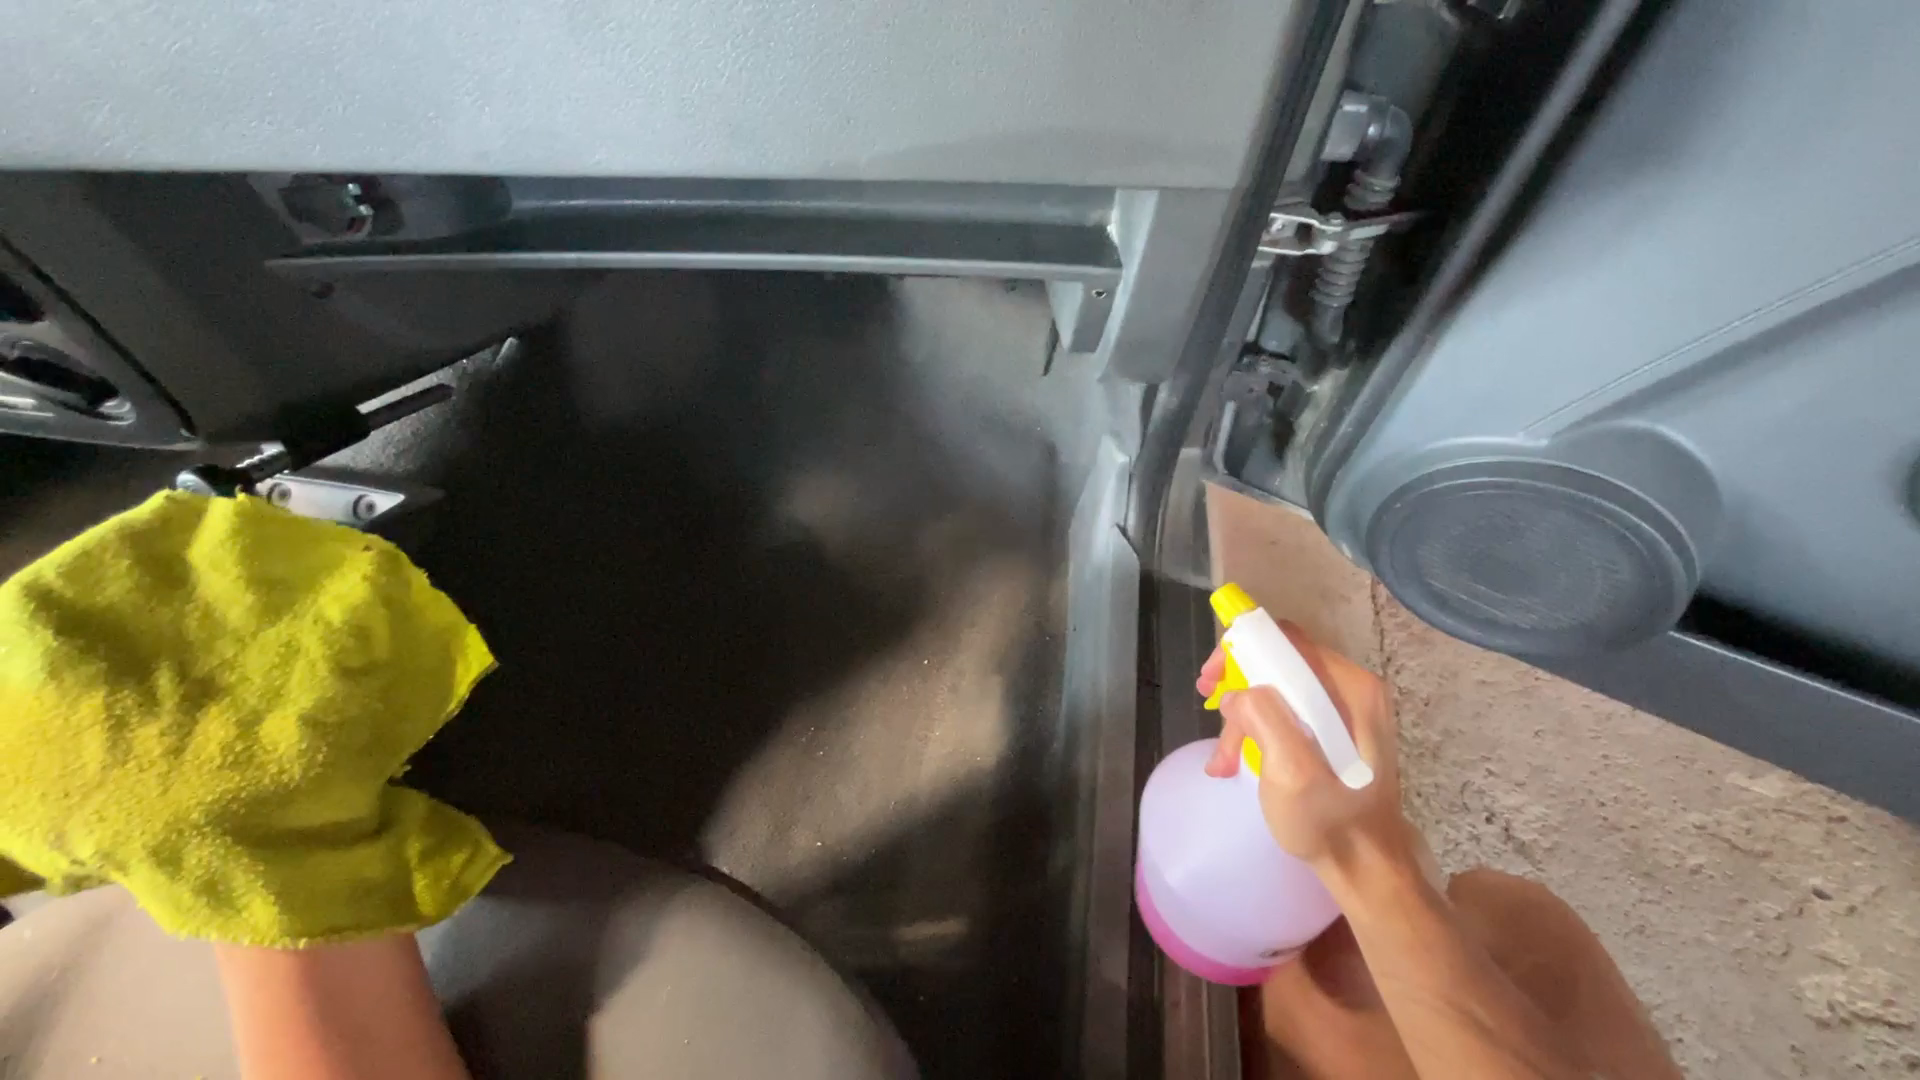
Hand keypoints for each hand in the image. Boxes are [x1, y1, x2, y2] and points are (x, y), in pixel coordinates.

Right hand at [1196, 626, 1407, 868]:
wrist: (1367, 869)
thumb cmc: (1329, 822)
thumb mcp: (1291, 772)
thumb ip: (1265, 718)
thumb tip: (1239, 693)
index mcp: (1350, 688)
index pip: (1285, 640)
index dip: (1241, 650)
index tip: (1212, 680)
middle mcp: (1353, 689)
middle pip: (1279, 663)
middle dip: (1238, 687)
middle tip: (1210, 711)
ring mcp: (1347, 711)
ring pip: (1278, 690)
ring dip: (1244, 718)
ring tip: (1225, 759)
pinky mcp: (1338, 731)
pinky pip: (1288, 711)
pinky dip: (1259, 730)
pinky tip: (1240, 761)